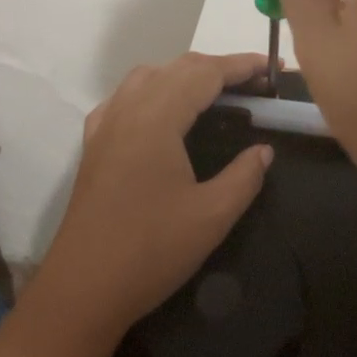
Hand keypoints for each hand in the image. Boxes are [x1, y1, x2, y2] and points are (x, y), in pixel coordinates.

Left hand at [35, 52, 274, 340]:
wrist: (82, 290)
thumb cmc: (150, 250)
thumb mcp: (212, 216)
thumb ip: (244, 176)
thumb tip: (263, 151)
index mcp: (156, 119)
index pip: (205, 73)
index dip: (242, 66)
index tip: (274, 69)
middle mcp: (127, 111)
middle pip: (177, 68)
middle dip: (218, 67)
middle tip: (256, 85)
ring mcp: (105, 127)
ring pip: (148, 77)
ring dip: (185, 75)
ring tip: (217, 93)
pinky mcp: (93, 146)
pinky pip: (126, 98)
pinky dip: (155, 90)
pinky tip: (165, 114)